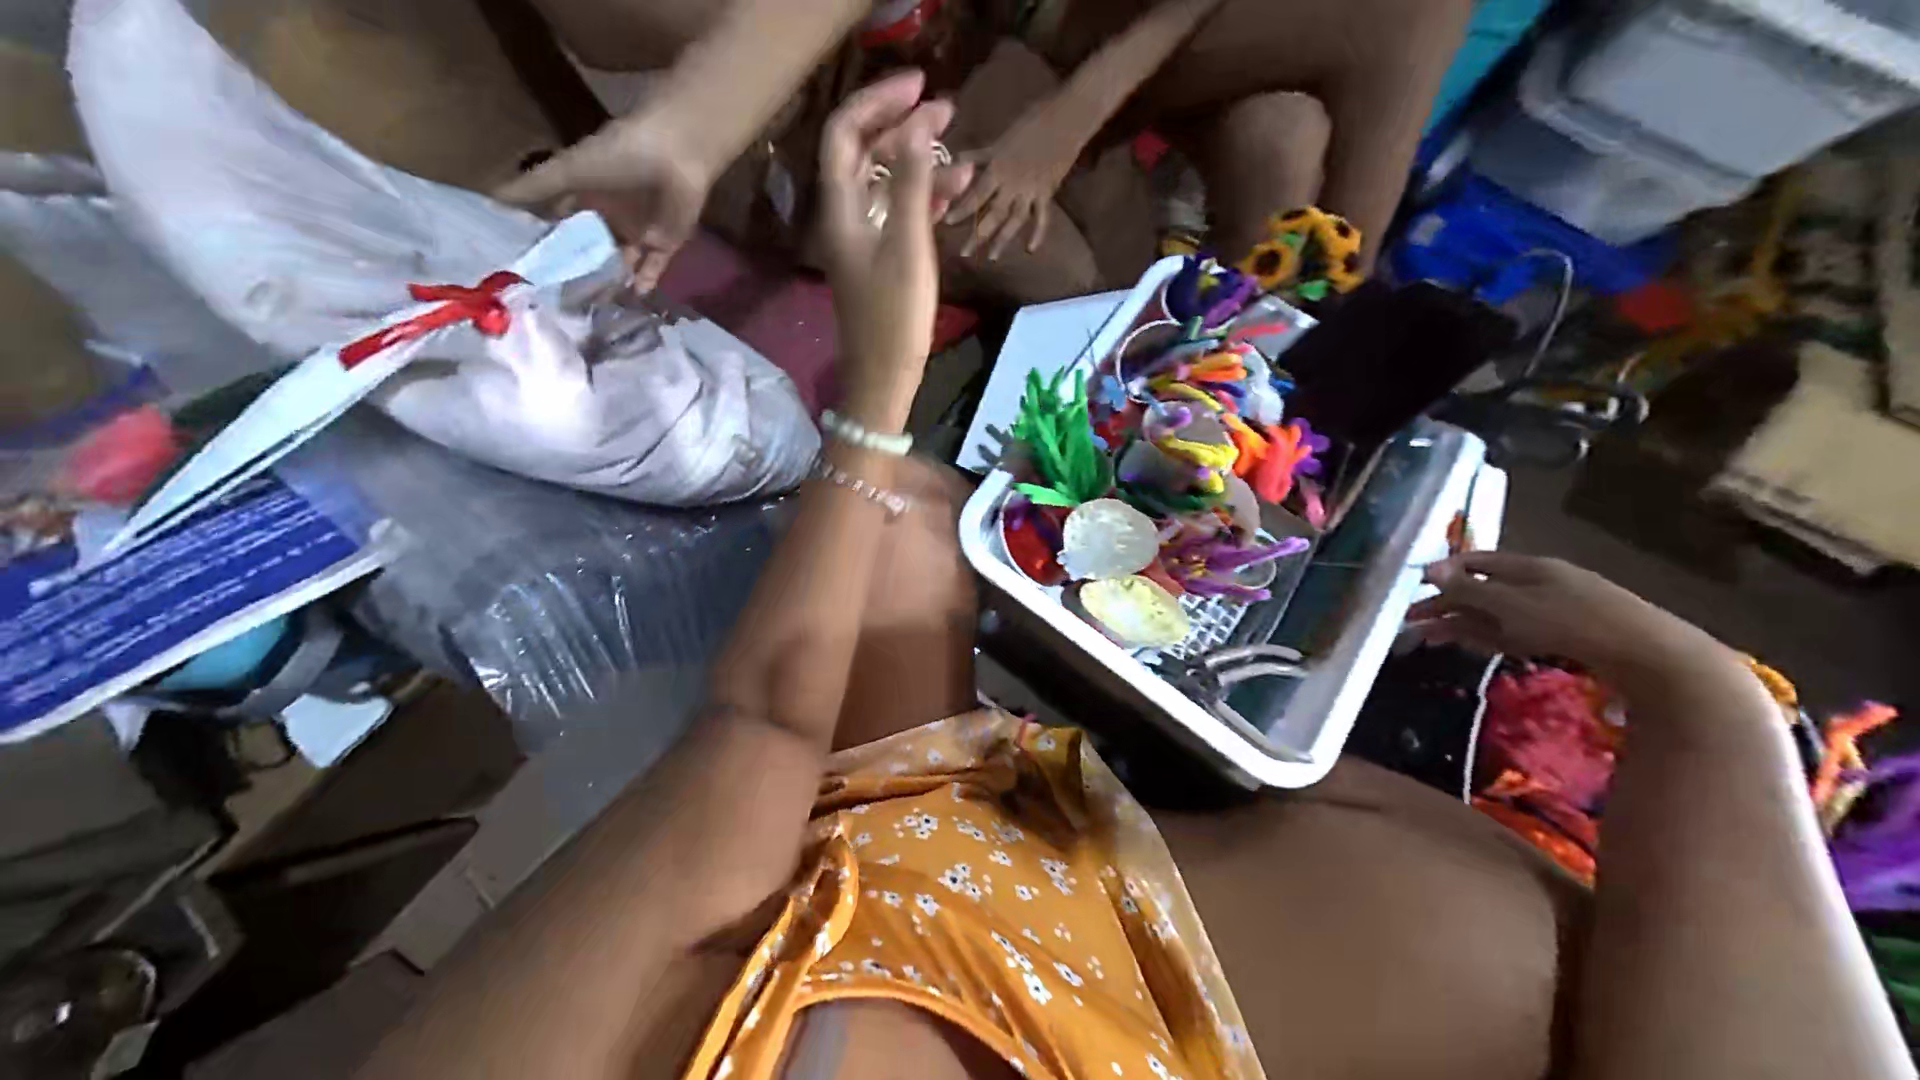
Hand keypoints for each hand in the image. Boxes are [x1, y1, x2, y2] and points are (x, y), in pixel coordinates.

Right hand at [496, 114, 717, 293]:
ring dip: (612, 282)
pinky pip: (653, 268)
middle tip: (564, 305)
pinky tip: (630, 300)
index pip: (562, 226)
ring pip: (622, 263)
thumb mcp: (568, 172)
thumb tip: (487, 200)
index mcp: (584, 196)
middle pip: (593, 250)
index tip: (533, 276)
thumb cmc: (616, 157)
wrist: (672, 155)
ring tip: (596, 312)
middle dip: (582, 274)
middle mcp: (609, 216)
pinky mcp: (666, 243)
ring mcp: (639, 231)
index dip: (550, 248)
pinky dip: (644, 283)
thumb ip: (533, 189)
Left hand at [817, 71, 971, 430]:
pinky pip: (899, 213)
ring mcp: (862, 238)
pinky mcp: (880, 258)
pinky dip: (924, 198)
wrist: (883, 378)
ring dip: (921, 164)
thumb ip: (912, 185)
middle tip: (948, 112)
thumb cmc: (894, 318)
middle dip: (904, 127)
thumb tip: (917, 127)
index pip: (846, 132)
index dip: (878, 101)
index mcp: (840, 208)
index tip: (921, 87)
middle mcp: (845, 216)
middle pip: (866, 153)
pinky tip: (957, 190)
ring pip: (887, 183)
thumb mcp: (907, 247)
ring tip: (963, 153)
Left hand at [944, 99, 1085, 259]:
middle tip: (964, 254)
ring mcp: (1031, 192)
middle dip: (977, 235)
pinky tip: (1030, 250)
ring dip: (1003, 240)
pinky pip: (1042, 218)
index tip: (947, 224)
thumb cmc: (1033, 121)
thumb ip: (980, 155)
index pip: (976, 194)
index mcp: (999, 168)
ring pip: (1014, 221)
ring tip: (992, 258)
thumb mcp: (1001, 138)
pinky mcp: (1047, 194)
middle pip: (992, 215)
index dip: (961, 210)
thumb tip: (956, 159)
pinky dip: (1037, 234)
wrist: (1069, 118)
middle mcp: (1013, 185)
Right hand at [1408, 552, 1725, 682]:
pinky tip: (1468, 644)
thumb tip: (1428, 571)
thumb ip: (1469, 589)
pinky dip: (1485, 636)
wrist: (1651, 657)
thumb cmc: (1575, 621)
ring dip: (1457, 624)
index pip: (1474, 561)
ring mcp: (1550, 610)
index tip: (1413, 586)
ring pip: (1492, 614)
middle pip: (1480, 589)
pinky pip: (1511, 632)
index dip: (1442, 571)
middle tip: (1410, 620)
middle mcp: (1537, 583)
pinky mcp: (1560, 637)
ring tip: (1427, 638)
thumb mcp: (1513, 604)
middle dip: (1443, 604)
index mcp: (1529, 566)